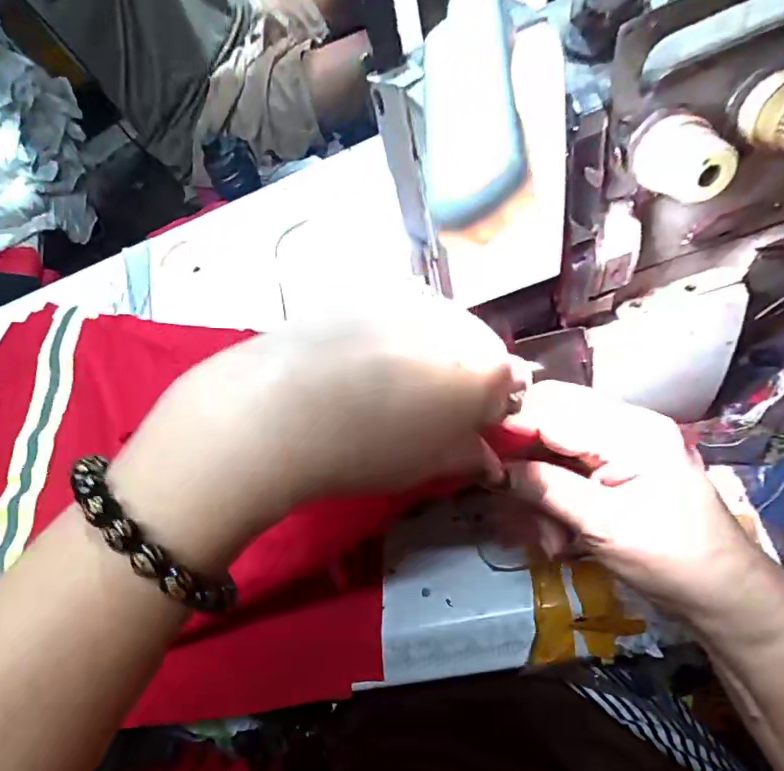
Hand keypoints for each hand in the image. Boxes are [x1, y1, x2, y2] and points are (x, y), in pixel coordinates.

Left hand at [110, 295, 523, 565]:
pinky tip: (347, 365)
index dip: (483, 413)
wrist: (275, 411)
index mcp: (486, 367)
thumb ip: (464, 454)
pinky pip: (386, 315)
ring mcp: (404, 297)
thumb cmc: (360, 451)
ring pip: (430, 328)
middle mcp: (457, 319)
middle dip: (454, 379)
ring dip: (418, 353)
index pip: (507, 387)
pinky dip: (379, 338)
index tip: (455, 433)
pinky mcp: (358, 291)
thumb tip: (483, 454)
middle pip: (471, 349)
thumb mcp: (421, 467)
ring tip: (374, 389)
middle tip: (413, 414)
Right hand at [498, 381, 781, 621]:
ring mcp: (619, 452)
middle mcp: (624, 430)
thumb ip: (547, 489)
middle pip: (548, 423)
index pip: (552, 410)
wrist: (723, 593)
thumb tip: (496, 468)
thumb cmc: (672, 559)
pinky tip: (555, 538)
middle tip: (502, 498)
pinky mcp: (614, 474)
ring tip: (544, 537)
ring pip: (550, 451)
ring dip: (534, 491)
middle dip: (519, 461)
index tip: (473, 458)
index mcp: (631, 432)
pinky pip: (564, 474)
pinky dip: (550, 503)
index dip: (507, 429)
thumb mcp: (605, 526)